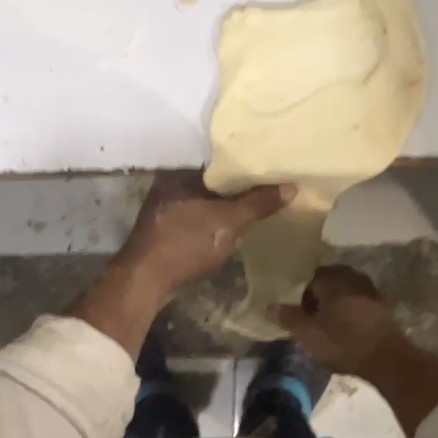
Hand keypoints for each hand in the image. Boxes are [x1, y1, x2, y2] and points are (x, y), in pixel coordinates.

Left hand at [114, 171, 293, 301]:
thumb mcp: (229, 221)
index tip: (268, 158)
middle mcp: (168, 184)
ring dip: (225, 202)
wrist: (145, 281)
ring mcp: (164, 209)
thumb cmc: (186, 242)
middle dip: (236, 182)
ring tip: (257, 198)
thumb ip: (258, 203)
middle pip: (210, 178)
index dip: (243, 158)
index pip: (216, 156)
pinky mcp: (164, 231)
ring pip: (202, 199)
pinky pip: (196, 217)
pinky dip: (213, 219)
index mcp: (179, 170)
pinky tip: (232, 222)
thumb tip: (291, 186)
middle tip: (268, 177)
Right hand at [272, 265, 414, 381]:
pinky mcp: (380, 304)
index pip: (309, 278)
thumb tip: (268, 306)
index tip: (297, 313)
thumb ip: (288, 318)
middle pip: (327, 281)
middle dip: (317, 296)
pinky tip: (344, 326)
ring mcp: (369, 289)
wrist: (387, 359)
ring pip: (343, 289)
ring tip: (325, 323)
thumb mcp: (309, 334)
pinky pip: (356, 299)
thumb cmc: (343, 343)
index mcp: (332, 280)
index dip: (300, 295)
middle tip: (309, 317)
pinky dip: (347, 308)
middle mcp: (352, 278)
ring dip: (333, 302)